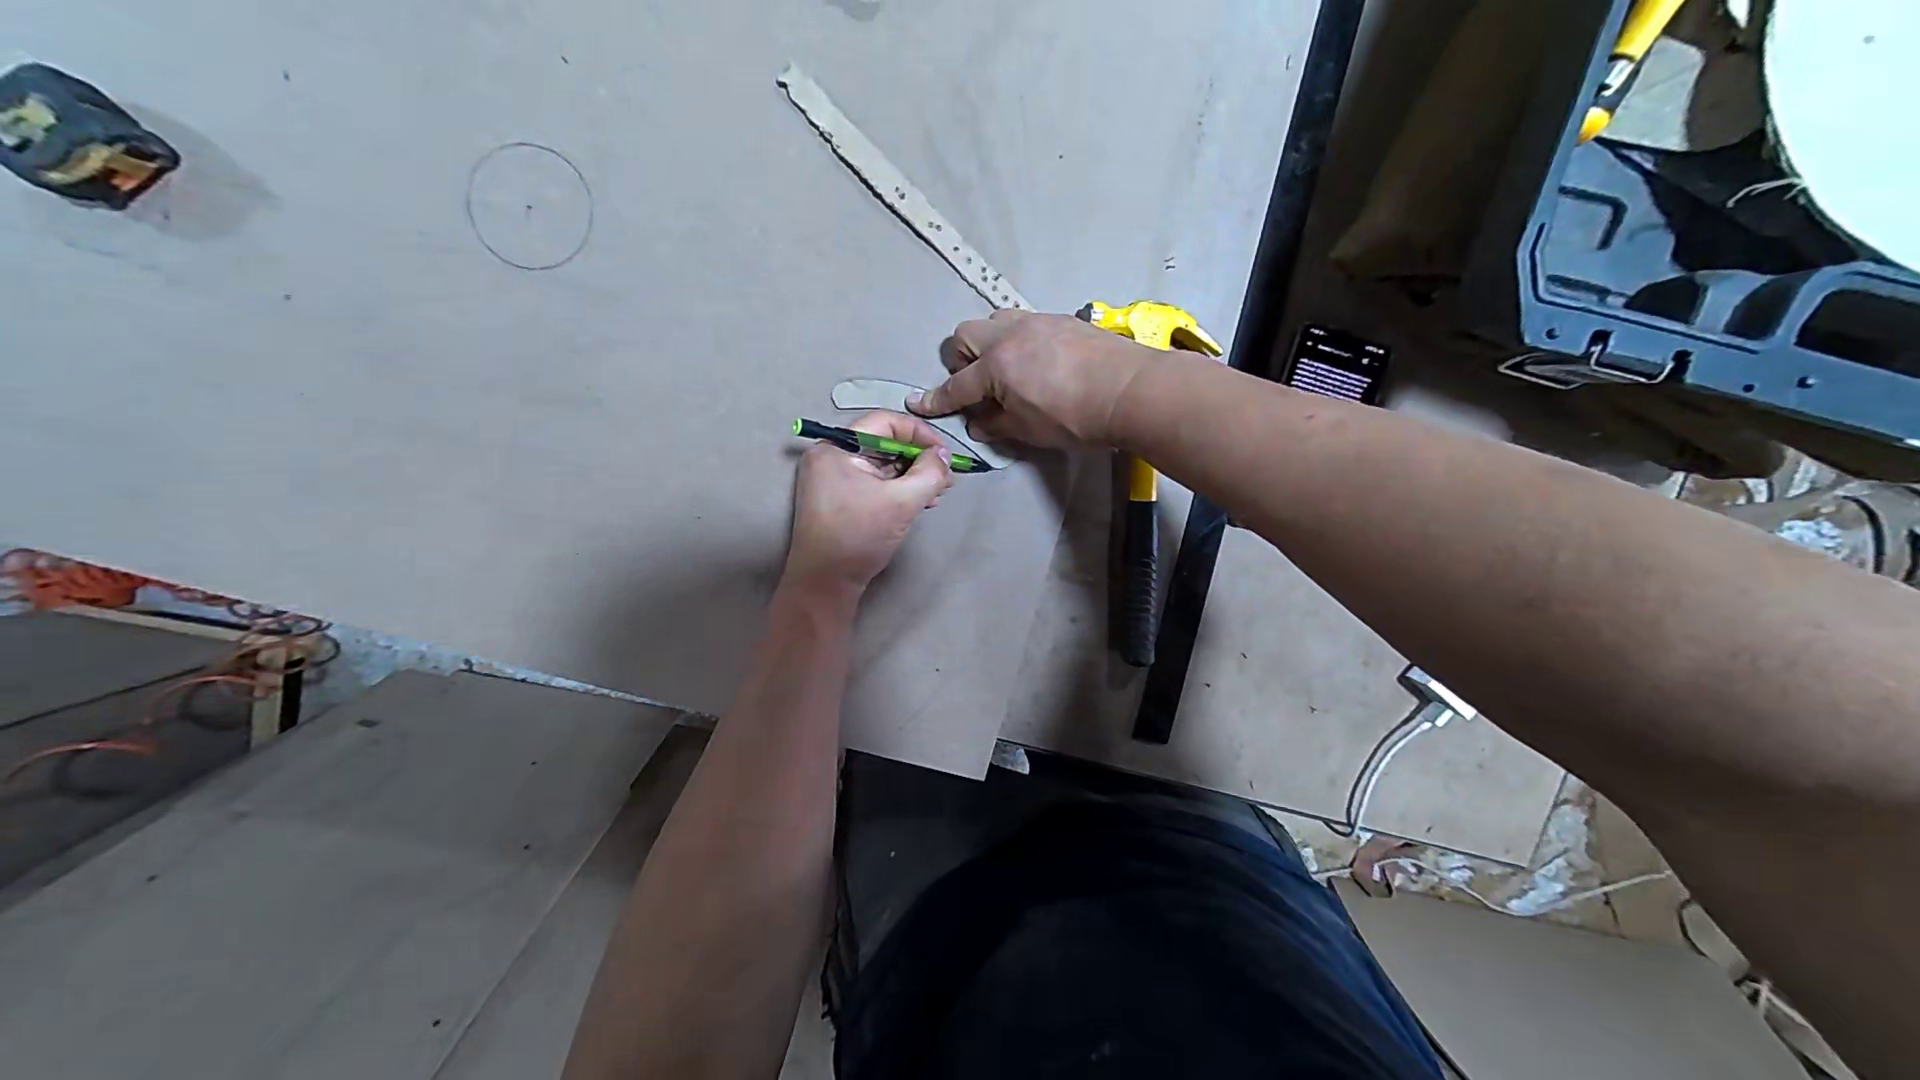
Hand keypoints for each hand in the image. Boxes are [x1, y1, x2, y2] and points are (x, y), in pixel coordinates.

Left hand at [783, 411, 954, 596]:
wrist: (825, 583)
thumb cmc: (857, 537)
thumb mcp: (901, 502)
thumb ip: (929, 473)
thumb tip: (944, 455)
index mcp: (837, 448)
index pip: (884, 422)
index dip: (919, 433)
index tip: (944, 453)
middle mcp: (832, 457)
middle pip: (884, 443)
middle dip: (919, 458)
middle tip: (946, 475)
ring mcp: (834, 479)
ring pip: (883, 465)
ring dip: (913, 475)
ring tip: (940, 491)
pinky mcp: (842, 499)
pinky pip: (876, 482)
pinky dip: (900, 488)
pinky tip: (922, 501)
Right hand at [907, 309, 1160, 448]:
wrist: (1132, 391)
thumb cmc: (1077, 418)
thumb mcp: (1030, 431)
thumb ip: (998, 424)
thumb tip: (979, 422)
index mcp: (997, 367)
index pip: (957, 386)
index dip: (937, 399)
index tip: (918, 403)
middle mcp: (1010, 336)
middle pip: (965, 334)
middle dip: (960, 359)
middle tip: (976, 384)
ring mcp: (1037, 322)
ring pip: (995, 321)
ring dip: (989, 343)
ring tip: (1006, 369)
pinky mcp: (1061, 320)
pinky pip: (1025, 323)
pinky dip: (1019, 340)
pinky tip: (1037, 361)